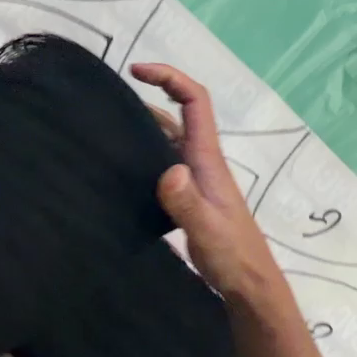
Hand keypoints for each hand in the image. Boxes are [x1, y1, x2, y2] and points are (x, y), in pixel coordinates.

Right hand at [131, 64, 292, 314]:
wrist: (248, 286)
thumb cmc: (233, 256)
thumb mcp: (207, 229)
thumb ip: (187, 202)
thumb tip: (169, 169)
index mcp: (207, 160)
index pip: (194, 103)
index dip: (170, 78)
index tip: (137, 71)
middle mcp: (200, 162)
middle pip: (179, 114)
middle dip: (151, 95)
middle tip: (110, 100)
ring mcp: (194, 180)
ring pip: (169, 138)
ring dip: (144, 125)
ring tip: (107, 128)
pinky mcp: (185, 198)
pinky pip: (162, 163)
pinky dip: (143, 154)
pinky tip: (121, 169)